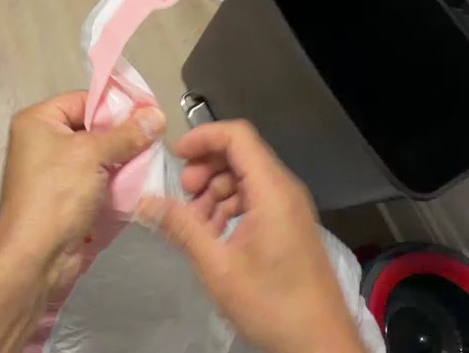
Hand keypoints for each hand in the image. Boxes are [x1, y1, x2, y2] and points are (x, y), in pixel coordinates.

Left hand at [0, 91, 164, 289]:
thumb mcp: (92, 154)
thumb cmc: (56, 195)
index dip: (115, 104)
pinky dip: (117, 182)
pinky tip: (142, 182)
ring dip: (123, 161)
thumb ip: (126, 134)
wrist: (36, 259)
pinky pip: (97, 181)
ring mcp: (55, 173)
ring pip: (98, 157)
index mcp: (38, 121)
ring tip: (154, 158)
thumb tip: (156, 115)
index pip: (83, 100)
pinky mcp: (68, 199)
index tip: (148, 110)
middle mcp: (44, 142)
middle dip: (123, 135)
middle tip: (156, 136)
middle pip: (92, 129)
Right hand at [149, 120, 365, 352]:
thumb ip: (182, 228)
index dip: (203, 137)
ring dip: (215, 190)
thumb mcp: (218, 267)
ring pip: (246, 176)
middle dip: (205, 167)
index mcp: (272, 190)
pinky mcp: (291, 226)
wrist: (323, 349)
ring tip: (195, 223)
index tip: (176, 157)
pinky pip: (256, 198)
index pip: (237, 135)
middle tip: (184, 195)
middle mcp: (285, 189)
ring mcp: (291, 208)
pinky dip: (231, 206)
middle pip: (240, 153)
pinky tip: (215, 235)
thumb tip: (144, 202)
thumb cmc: (273, 305)